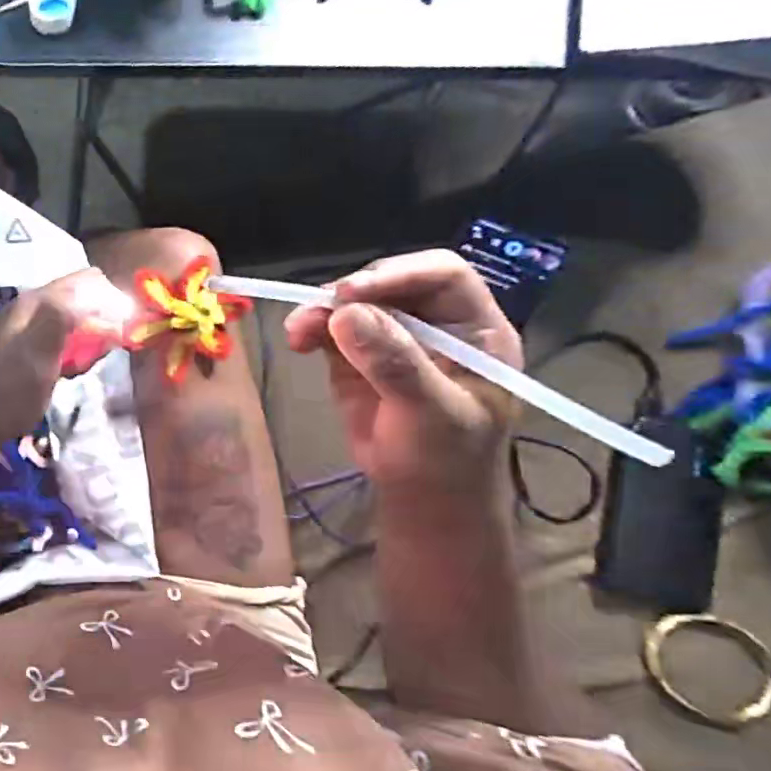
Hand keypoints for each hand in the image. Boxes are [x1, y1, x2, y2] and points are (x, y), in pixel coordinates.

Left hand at [0, 268, 123, 441]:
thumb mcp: (39, 356)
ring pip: (74, 316)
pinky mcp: (27, 346)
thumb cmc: (8, 393)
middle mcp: (30, 306)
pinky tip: (75, 369)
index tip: (131, 327)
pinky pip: (62, 336)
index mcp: (35, 302)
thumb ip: (62, 317)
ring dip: (91, 334)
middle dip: (104, 316)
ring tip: (92, 361)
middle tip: (114, 346)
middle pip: (81, 296)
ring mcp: (27, 326)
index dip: (113, 298)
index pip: (87, 281)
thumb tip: (94, 288)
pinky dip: (76, 347)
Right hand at [284, 250, 522, 493]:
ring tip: (296, 332)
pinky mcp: (356, 355)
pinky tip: (297, 341)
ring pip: (352, 304)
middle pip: (389, 284)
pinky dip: (310, 328)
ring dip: (320, 311)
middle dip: (349, 294)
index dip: (398, 274)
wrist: (421, 496)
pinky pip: (330, 328)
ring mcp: (392, 337)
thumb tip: (345, 315)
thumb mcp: (432, 413)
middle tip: (315, 313)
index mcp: (473, 327)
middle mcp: (433, 323)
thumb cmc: (446, 459)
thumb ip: (394, 364)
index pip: (442, 276)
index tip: (350, 293)